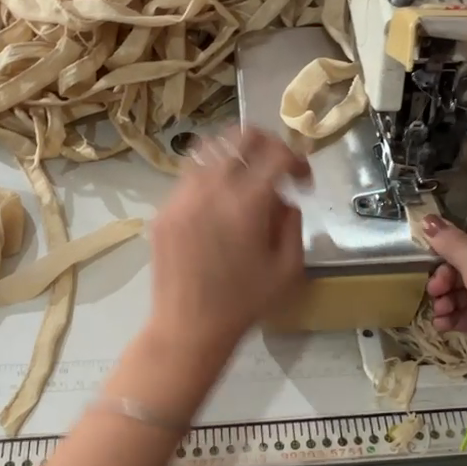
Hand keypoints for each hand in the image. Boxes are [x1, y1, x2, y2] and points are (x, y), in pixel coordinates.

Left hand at [147, 127, 309, 353]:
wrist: (188, 329)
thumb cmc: (244, 304)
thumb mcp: (287, 268)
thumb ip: (292, 223)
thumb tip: (284, 200)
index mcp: (246, 203)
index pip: (277, 155)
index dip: (298, 160)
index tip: (303, 180)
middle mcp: (211, 190)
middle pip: (240, 137)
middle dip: (266, 143)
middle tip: (277, 164)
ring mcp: (181, 198)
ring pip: (209, 150)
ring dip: (234, 156)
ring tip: (246, 178)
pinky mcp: (164, 211)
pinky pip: (189, 178)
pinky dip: (210, 178)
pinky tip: (219, 205)